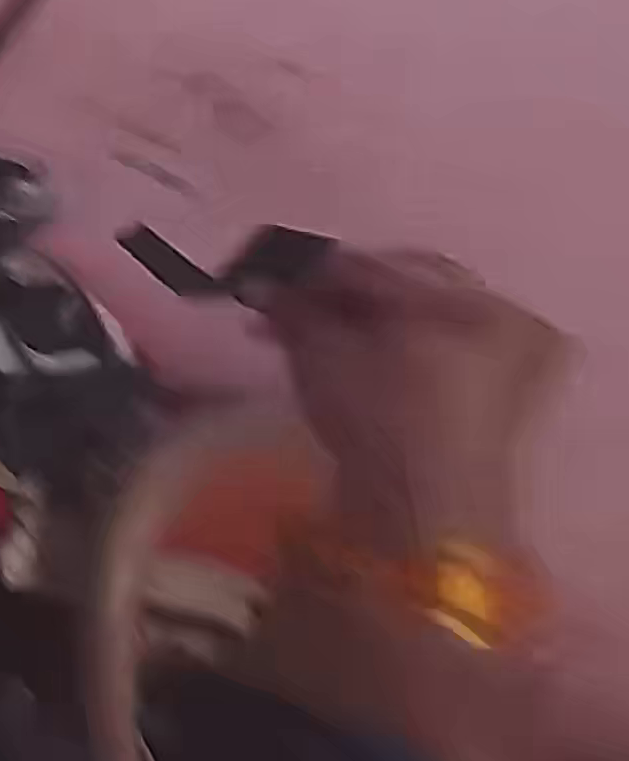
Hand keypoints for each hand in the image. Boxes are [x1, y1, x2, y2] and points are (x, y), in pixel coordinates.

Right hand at [259, 250, 568, 553]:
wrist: (419, 494)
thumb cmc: (373, 411)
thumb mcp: (318, 349)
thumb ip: (289, 306)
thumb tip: (255, 281)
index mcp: (475, 305)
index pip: (376, 267)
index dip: (309, 266)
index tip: (260, 268)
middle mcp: (504, 321)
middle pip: (397, 288)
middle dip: (327, 292)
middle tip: (274, 297)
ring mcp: (505, 357)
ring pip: (403, 316)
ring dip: (339, 317)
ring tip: (281, 327)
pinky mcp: (488, 387)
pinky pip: (420, 343)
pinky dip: (367, 340)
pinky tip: (320, 348)